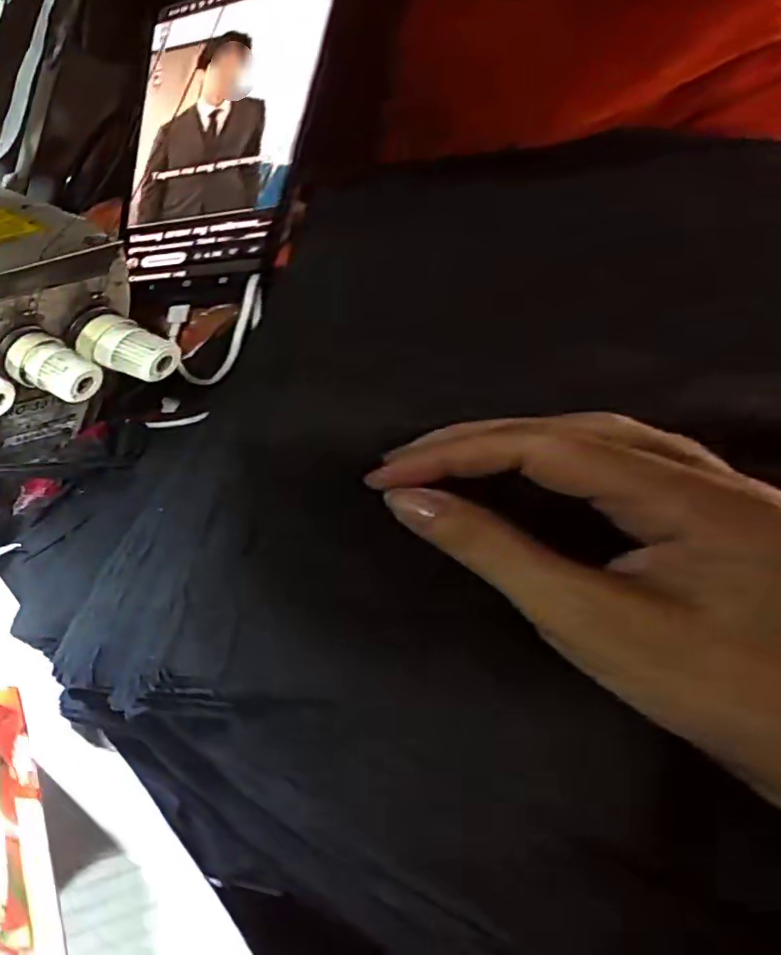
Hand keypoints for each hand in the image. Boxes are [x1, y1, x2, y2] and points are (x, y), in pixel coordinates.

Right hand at [365, 413, 780, 806]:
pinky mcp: (729, 520)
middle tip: (402, 462)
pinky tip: (526, 468)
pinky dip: (556, 453)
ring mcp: (734, 499)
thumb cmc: (714, 688)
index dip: (453, 454)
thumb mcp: (585, 618)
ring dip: (514, 439)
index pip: (546, 448)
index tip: (383, 479)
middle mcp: (722, 482)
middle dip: (475, 439)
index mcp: (696, 501)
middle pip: (575, 430)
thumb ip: (490, 549)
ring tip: (448, 457)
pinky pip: (627, 460)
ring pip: (606, 438)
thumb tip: (404, 500)